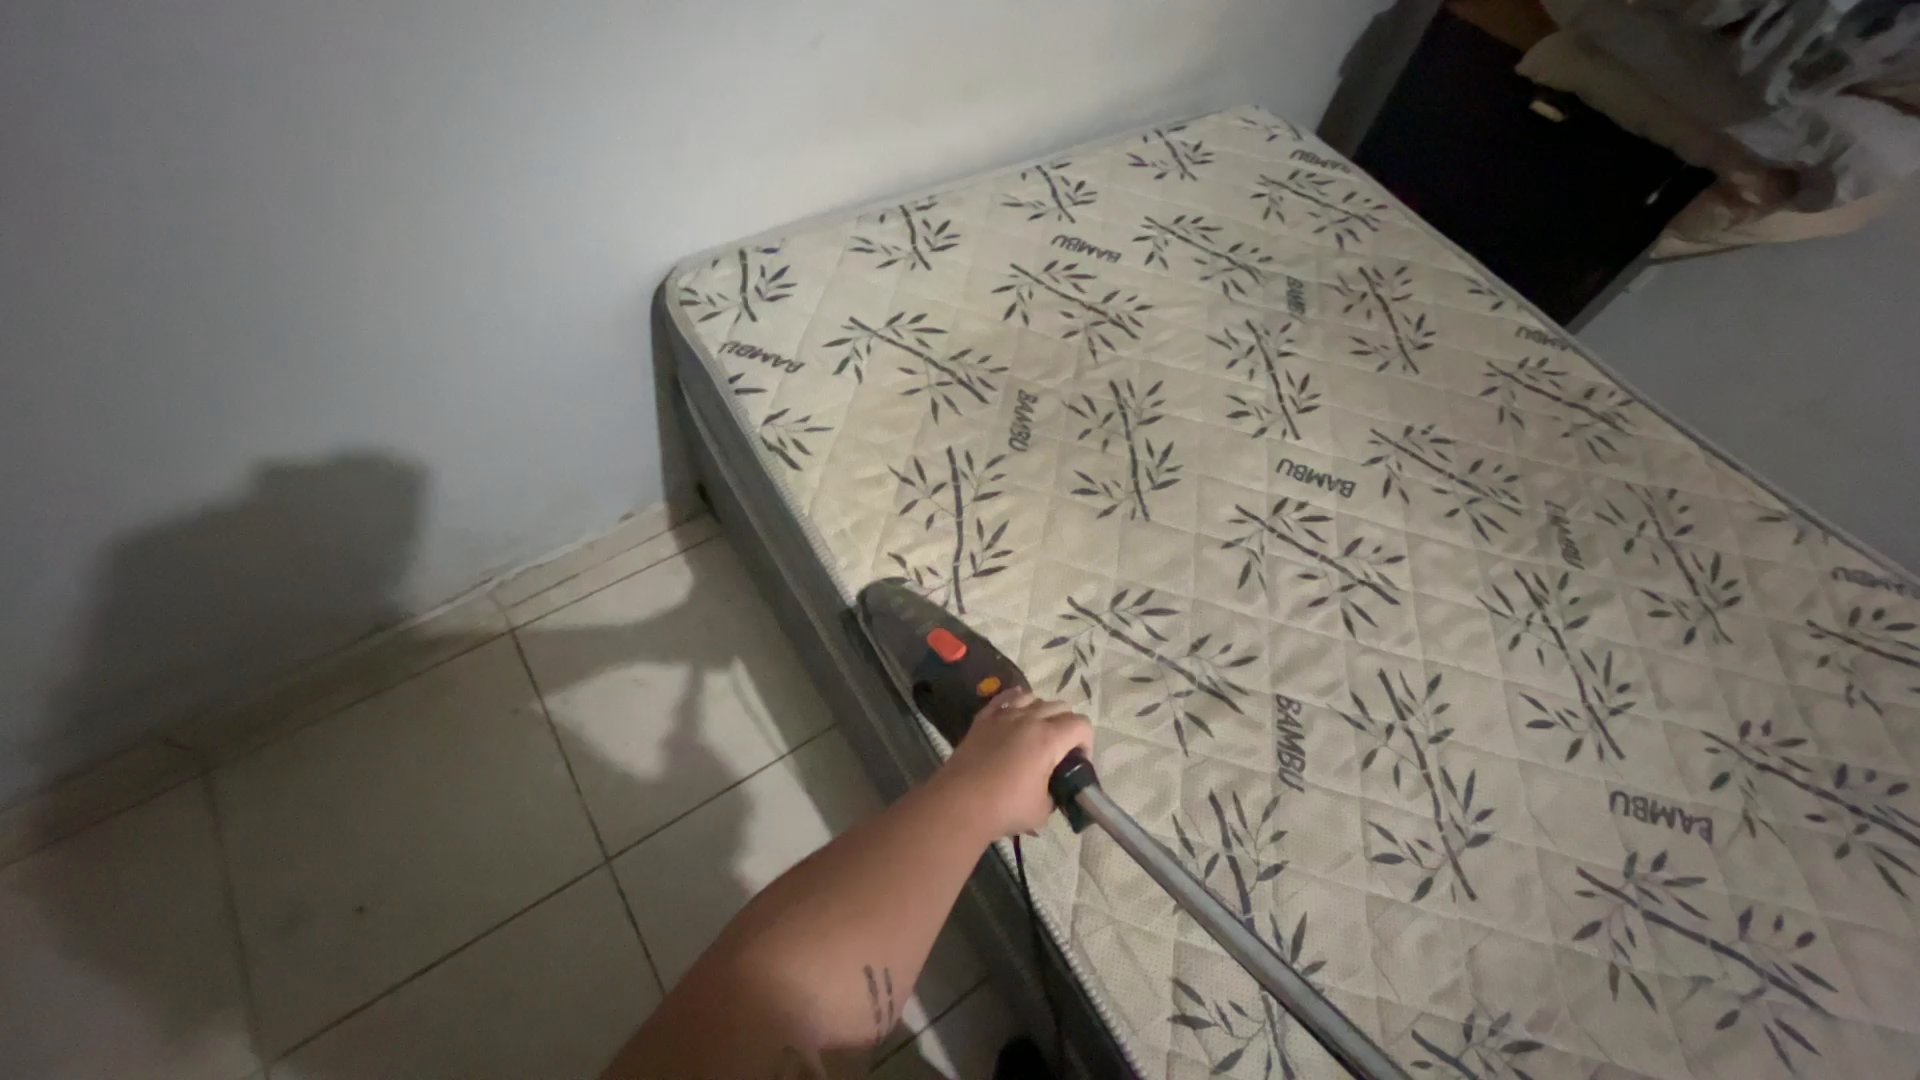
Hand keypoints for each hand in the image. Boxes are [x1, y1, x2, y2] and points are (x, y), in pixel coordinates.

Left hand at [935, 689, 1093, 838]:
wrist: (959, 803)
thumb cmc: (1005, 808)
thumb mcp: (1043, 809)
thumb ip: (1055, 793)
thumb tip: (1052, 790)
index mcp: (1049, 738)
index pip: (1081, 725)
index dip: (1087, 743)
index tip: (1078, 763)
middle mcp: (1028, 719)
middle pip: (1060, 707)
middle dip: (1068, 726)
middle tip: (1061, 751)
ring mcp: (1003, 715)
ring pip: (1033, 697)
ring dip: (1043, 711)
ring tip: (1039, 733)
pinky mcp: (983, 719)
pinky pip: (1004, 697)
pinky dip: (1016, 699)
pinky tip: (1016, 710)